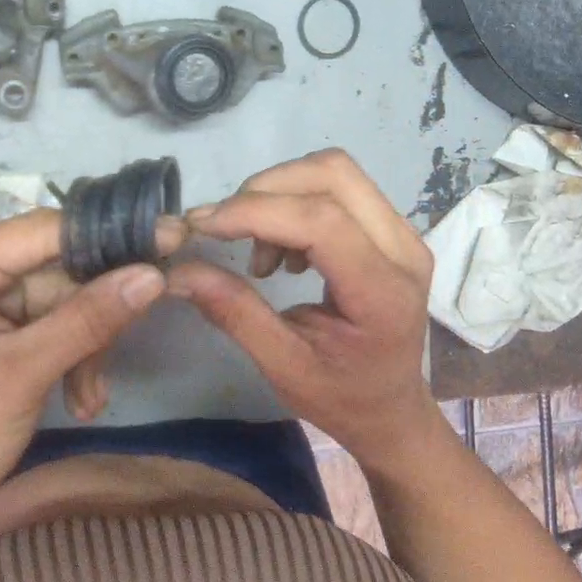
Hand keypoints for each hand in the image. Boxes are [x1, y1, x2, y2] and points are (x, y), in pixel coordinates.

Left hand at [0, 209, 167, 536]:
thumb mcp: (23, 374)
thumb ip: (89, 319)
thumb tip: (153, 275)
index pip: (42, 230)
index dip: (107, 235)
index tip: (171, 238)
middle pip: (58, 267)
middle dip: (94, 314)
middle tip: (128, 343)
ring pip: (65, 301)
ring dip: (88, 348)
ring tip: (89, 399)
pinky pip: (55, 326)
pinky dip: (75, 360)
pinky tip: (81, 402)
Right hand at [168, 149, 442, 468]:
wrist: (390, 410)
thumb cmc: (340, 397)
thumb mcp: (281, 366)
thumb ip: (234, 312)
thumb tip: (178, 270)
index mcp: (382, 293)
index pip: (321, 222)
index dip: (255, 212)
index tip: (202, 226)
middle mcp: (403, 249)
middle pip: (331, 175)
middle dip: (265, 190)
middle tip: (227, 232)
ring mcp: (402, 233)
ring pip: (334, 171)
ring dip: (279, 193)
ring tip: (260, 251)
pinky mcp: (391, 228)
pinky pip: (339, 187)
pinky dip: (295, 200)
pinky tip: (283, 251)